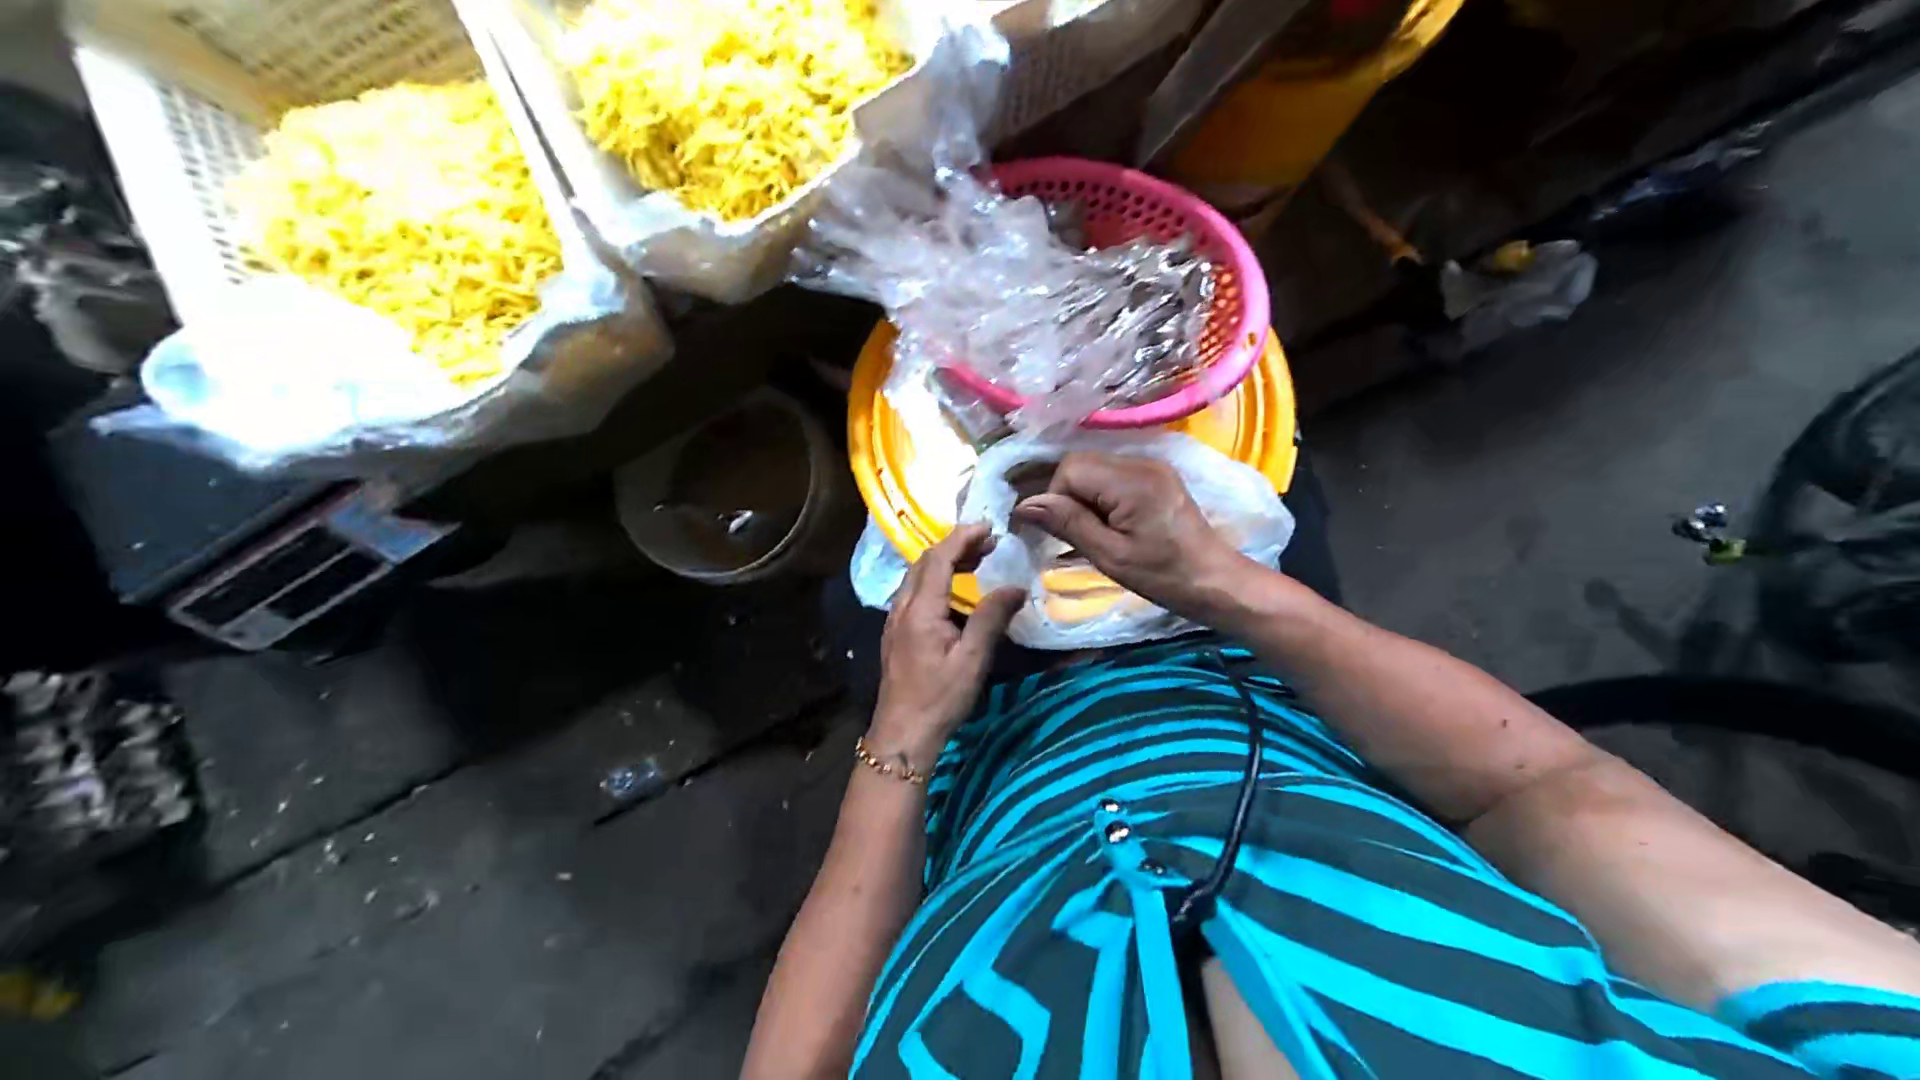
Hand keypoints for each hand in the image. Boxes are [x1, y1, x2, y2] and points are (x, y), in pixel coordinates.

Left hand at [870, 524, 1025, 770]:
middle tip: (989, 543)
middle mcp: (902, 607)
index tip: (989, 527)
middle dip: (956, 545)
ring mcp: (895, 619)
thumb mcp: (972, 660)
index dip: (963, 537)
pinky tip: (954, 591)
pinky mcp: (896, 632)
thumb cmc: (940, 698)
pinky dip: (936, 579)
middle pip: (925, 562)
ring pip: (917, 576)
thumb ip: (991, 618)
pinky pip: (914, 591)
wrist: (902, 734)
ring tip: (977, 561)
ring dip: (945, 561)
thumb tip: (1016, 586)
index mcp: (920, 610)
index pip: (939, 559)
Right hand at [1011, 452, 1255, 620]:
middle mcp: (1141, 462)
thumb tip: (1025, 506)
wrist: (1215, 581)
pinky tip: (1113, 524)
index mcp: (1131, 481)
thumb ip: (1068, 524)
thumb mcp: (1110, 556)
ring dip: (1085, 498)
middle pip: (1081, 464)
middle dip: (1070, 497)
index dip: (1058, 498)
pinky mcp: (1156, 476)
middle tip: (1082, 535)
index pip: (1070, 469)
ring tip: (1099, 532)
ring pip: (1095, 468)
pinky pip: (1113, 475)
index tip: (1067, 533)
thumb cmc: (1163, 576)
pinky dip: (1102, 496)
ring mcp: (1151, 466)